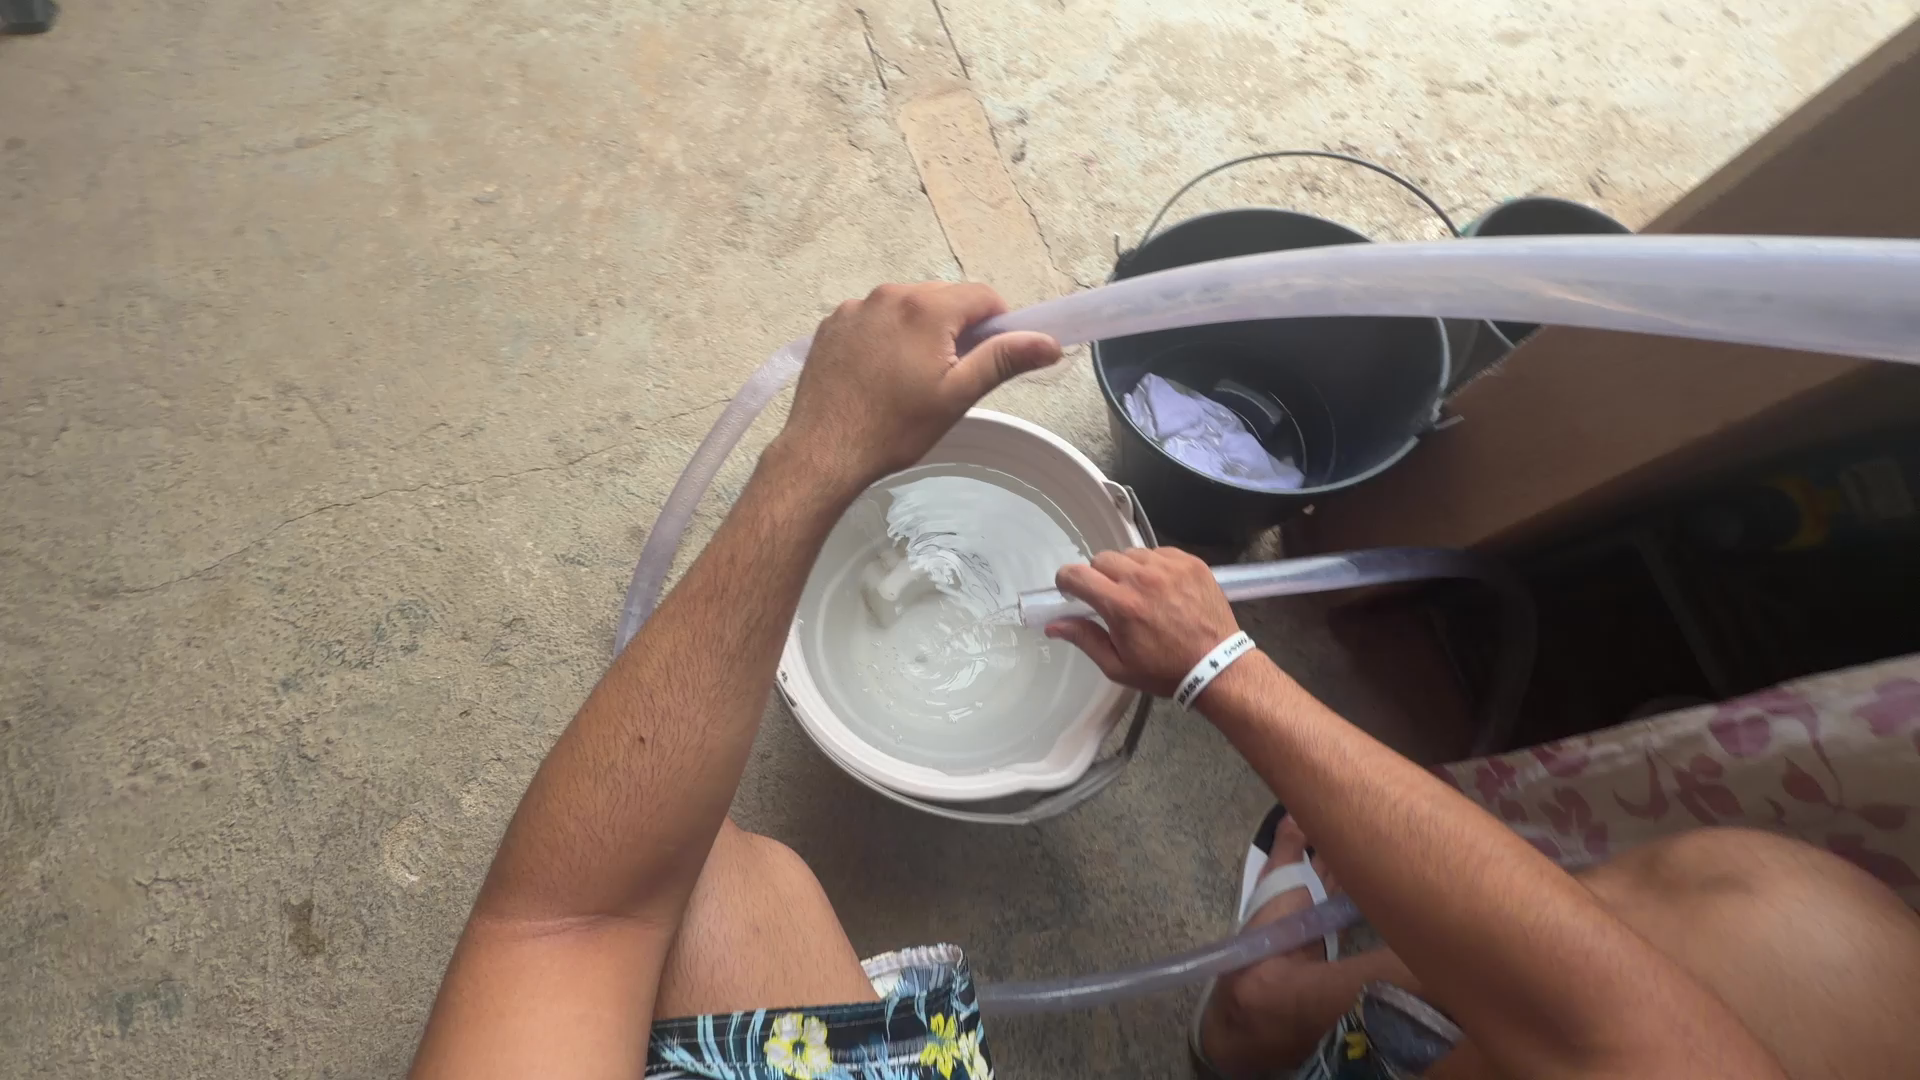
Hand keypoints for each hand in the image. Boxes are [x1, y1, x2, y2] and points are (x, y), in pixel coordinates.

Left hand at [772, 283, 1061, 493]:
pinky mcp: (831, 324)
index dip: (997, 324)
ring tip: (909, 380)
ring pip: (908, 308)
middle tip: (947, 377)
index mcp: (926, 307)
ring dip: (920, 332)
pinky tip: (878, 376)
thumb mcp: (957, 396)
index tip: (989, 358)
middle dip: (955, 329)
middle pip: (944, 298)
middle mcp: (889, 294)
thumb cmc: (895, 429)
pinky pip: (874, 319)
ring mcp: (855, 307)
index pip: (983, 296)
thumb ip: (1003, 360)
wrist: (824, 452)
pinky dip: (885, 337)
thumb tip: (1049, 342)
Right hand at [1045, 548, 1244, 697]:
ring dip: (1126, 569)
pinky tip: (1160, 587)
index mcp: (1120, 605)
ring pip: (1129, 553)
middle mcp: (1142, 578)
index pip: (1076, 574)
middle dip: (1098, 577)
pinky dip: (1152, 566)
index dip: (1067, 582)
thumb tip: (1053, 625)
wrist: (1217, 666)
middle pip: (1101, 559)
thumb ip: (1084, 639)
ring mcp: (1168, 567)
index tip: (1072, 592)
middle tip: (1110, 598)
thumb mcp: (1117, 666)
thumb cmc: (1165, 670)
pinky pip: (1157, 552)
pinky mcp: (1189, 562)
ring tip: (1139, 592)